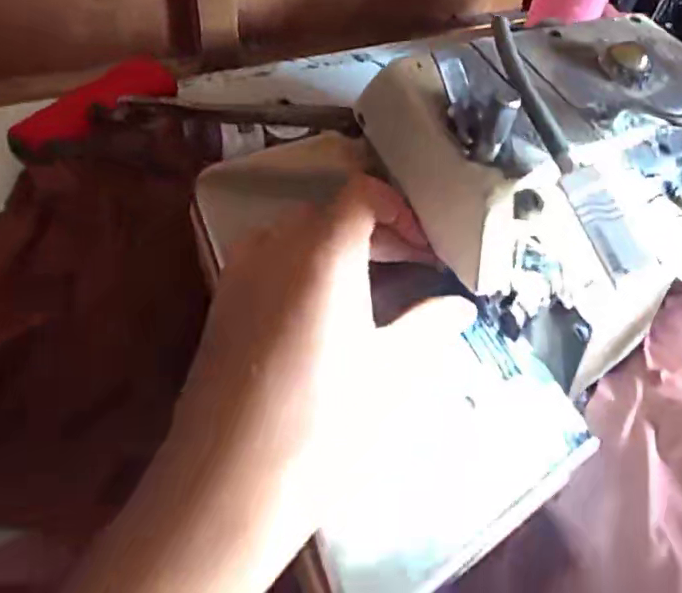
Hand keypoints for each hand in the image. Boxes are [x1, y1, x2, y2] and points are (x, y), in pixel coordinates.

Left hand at [74, 175, 472, 592]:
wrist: (222, 490)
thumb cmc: (322, 418)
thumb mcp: (394, 368)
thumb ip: (432, 323)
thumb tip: (460, 305)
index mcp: (323, 252)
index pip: (362, 193)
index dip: (400, 208)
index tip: (425, 245)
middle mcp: (276, 250)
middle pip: (333, 212)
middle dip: (379, 229)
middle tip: (413, 264)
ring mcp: (241, 277)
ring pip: (298, 234)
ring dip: (340, 245)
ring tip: (372, 284)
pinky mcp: (221, 308)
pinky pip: (270, 261)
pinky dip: (306, 266)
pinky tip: (326, 312)